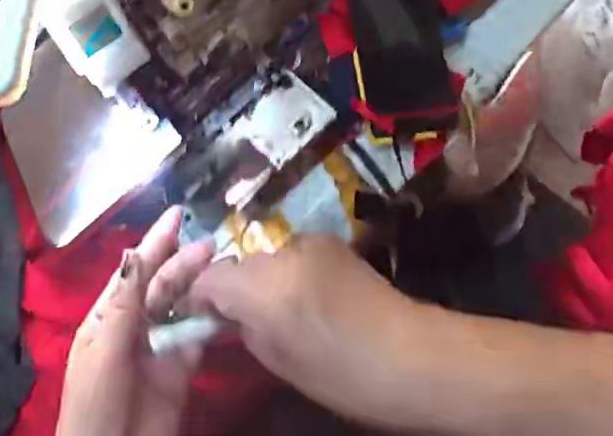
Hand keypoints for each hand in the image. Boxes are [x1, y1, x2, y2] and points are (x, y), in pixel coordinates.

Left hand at [57, 206, 214, 435]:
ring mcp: (157, 348)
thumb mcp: (103, 351)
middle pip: (162, 284)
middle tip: (209, 244)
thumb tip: (133, 251)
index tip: (177, 213)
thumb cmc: (93, 407)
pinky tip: (224, 304)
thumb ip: (124, 303)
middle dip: (182, 262)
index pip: (134, 269)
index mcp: (108, 314)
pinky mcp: (179, 373)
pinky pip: (196, 339)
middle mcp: (134, 324)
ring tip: (221, 266)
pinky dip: (209, 321)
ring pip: (181, 307)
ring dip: (198, 286)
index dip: (155, 241)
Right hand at [187, 236, 420, 424]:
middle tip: (245, 317)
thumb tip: (229, 315)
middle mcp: (278, 254)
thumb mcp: (282, 362)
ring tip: (286, 308)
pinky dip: (292, 270)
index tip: (199, 313)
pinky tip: (314, 294)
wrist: (413, 354)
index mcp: (263, 289)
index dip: (198, 294)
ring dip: (266, 278)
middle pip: (238, 264)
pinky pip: (293, 252)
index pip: (210, 277)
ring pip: (266, 257)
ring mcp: (305, 241)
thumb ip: (246, 330)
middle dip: (235, 287)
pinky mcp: (327, 239)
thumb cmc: (344, 373)